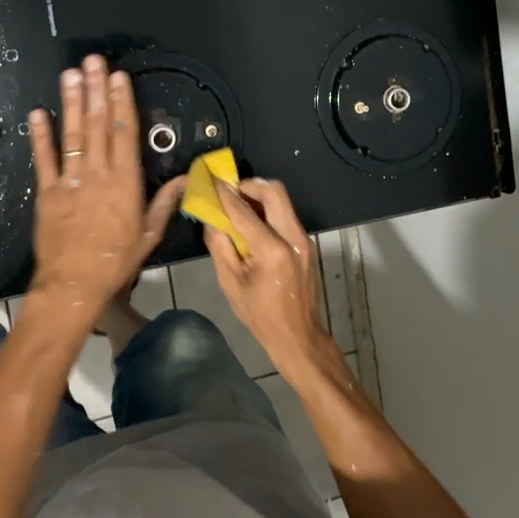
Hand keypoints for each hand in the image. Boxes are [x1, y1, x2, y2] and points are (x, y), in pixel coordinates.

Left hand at [26, 56, 184, 318]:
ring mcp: (70, 181)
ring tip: (71, 75)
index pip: (125, 134)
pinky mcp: (47, 192)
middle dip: (96, 90)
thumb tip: (187, 180)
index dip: (122, 102)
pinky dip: (41, 136)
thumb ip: (165, 203)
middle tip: (93, 62)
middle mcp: (98, 175)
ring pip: (73, 134)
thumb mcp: (149, 235)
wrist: (73, 286)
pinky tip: (39, 113)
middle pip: (99, 125)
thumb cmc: (115, 262)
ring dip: (72, 102)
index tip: (119, 78)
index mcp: (125, 183)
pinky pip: (44, 159)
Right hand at [202, 177, 334, 366]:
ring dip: (260, 198)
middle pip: (275, 192)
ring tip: (239, 209)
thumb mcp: (231, 283)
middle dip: (250, 186)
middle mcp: (293, 238)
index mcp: (272, 250)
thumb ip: (220, 246)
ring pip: (283, 202)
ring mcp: (304, 240)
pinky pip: (287, 216)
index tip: (212, 182)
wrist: (298, 335)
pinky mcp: (307, 244)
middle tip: (231, 193)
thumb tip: (211, 219)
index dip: (225, 194)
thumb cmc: (260, 315)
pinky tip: (254, 227)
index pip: (244, 211)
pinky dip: (269, 213)